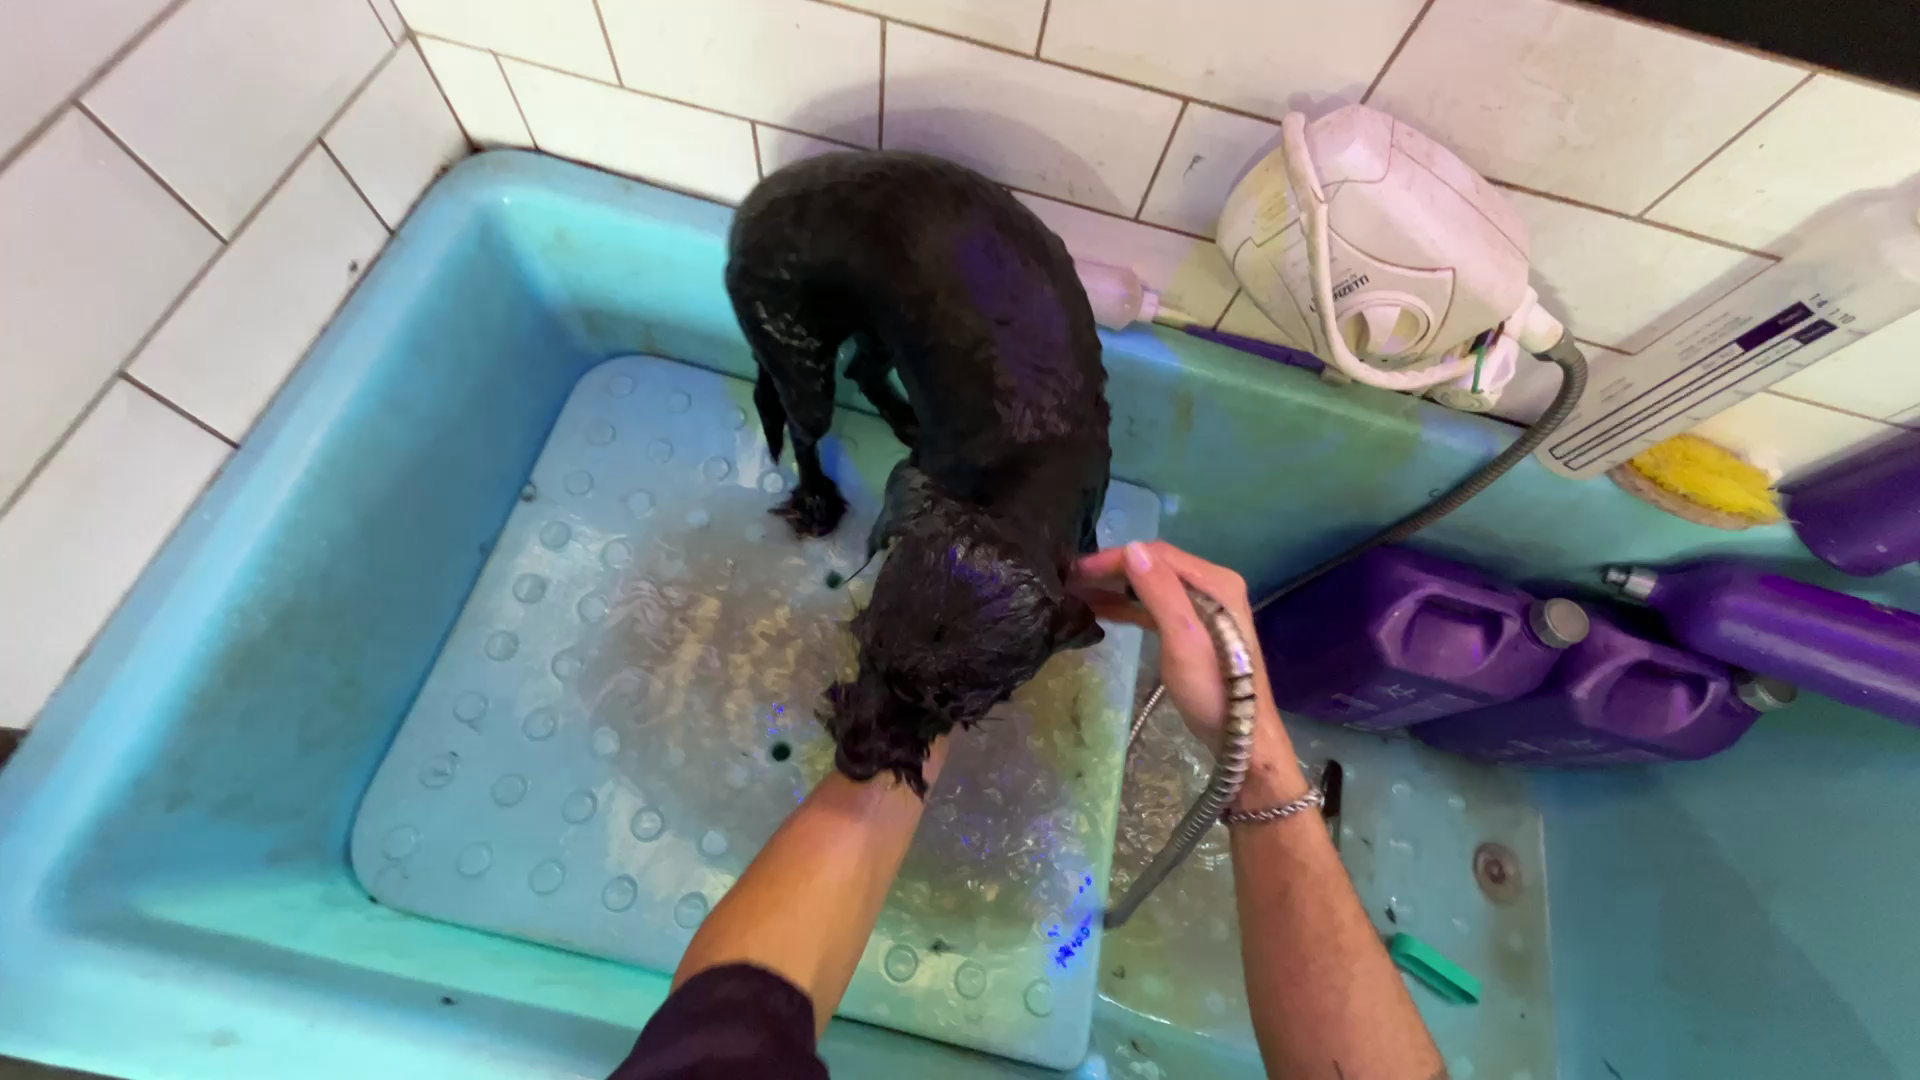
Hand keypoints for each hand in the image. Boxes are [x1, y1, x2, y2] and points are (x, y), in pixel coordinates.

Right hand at [1070, 542, 1300, 789]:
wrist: (1240, 738)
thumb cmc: (1211, 689)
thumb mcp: (1183, 639)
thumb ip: (1160, 592)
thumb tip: (1131, 549)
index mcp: (1215, 582)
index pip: (1157, 555)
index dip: (1115, 558)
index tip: (1078, 571)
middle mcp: (1212, 586)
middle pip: (1154, 566)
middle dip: (1112, 570)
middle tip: (1071, 580)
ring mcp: (1204, 607)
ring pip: (1151, 585)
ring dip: (1116, 587)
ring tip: (1078, 593)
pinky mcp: (1194, 627)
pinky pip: (1154, 606)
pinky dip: (1128, 606)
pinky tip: (1100, 610)